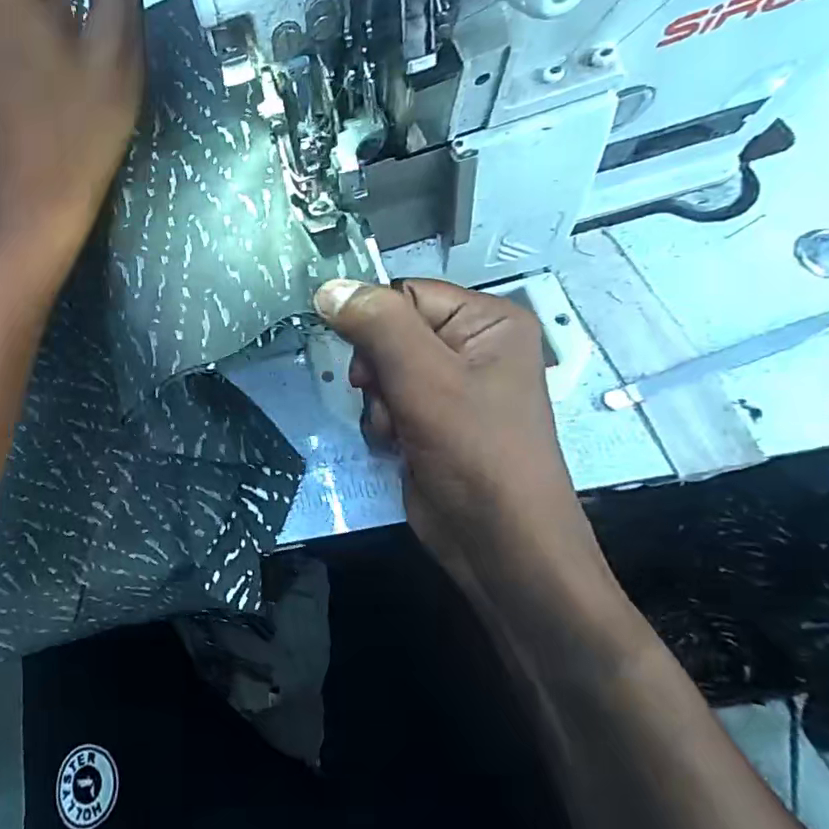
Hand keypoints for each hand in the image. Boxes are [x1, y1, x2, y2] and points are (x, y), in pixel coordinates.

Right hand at [315, 278, 607, 602]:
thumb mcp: (425, 378)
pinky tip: (397, 445)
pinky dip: (384, 423)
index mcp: (489, 321)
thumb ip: (377, 326)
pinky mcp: (435, 422)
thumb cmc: (475, 451)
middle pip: (392, 333)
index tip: (363, 361)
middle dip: (378, 371)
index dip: (378, 324)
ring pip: (384, 371)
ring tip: (398, 430)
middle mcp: (474, 347)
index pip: (409, 294)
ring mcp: (454, 388)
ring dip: (379, 402)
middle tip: (386, 399)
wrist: (499, 542)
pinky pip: (390, 403)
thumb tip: (329, 287)